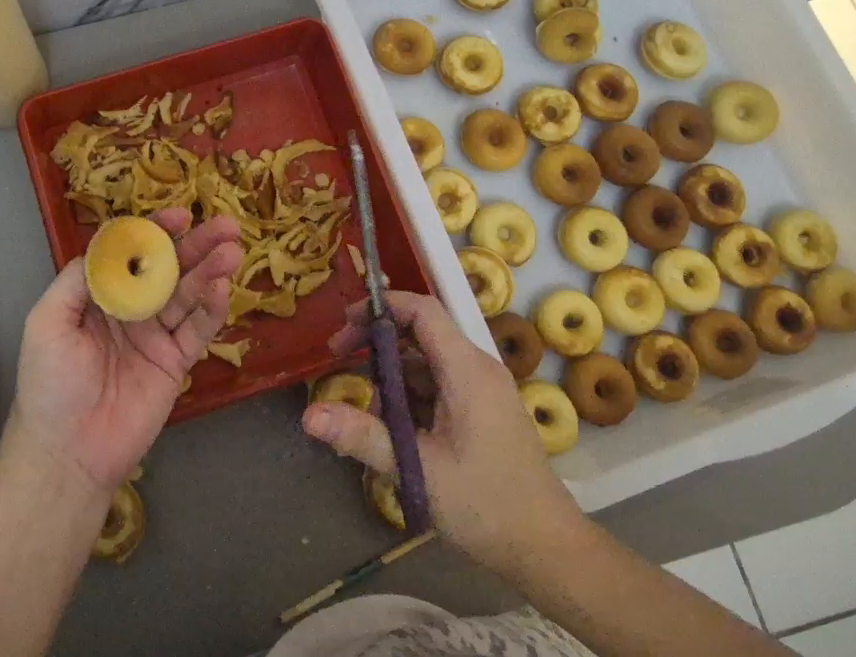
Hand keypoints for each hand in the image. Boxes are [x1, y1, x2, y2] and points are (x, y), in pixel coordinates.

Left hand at [6, 208, 243, 492]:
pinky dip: (212, 310)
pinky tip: (223, 289)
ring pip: (188, 295)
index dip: (155, 231)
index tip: (180, 214)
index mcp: (97, 295)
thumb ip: (78, 280)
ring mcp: (154, 336)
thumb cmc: (50, 385)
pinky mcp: (175, 364)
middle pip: (168, 269)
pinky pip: (197, 331)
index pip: (131, 253)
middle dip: (196, 245)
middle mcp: (129, 309)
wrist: (67, 452)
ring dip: (211, 271)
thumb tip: (108, 243)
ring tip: (233, 251)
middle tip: (227, 226)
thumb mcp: (48, 322)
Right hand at [300, 291, 585, 572]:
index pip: (424, 312)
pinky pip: (438, 386)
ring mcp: (483, 391)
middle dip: (377, 345)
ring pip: (426, 363)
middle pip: (421, 335)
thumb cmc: (485, 504)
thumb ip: (363, 436)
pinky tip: (393, 431)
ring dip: (392, 378)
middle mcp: (478, 370)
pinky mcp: (483, 412)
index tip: (344, 324)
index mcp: (468, 371)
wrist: (546, 549)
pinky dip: (410, 398)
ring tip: (365, 415)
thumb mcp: (417, 469)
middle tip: (338, 364)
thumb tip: (309, 415)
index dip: (382, 307)